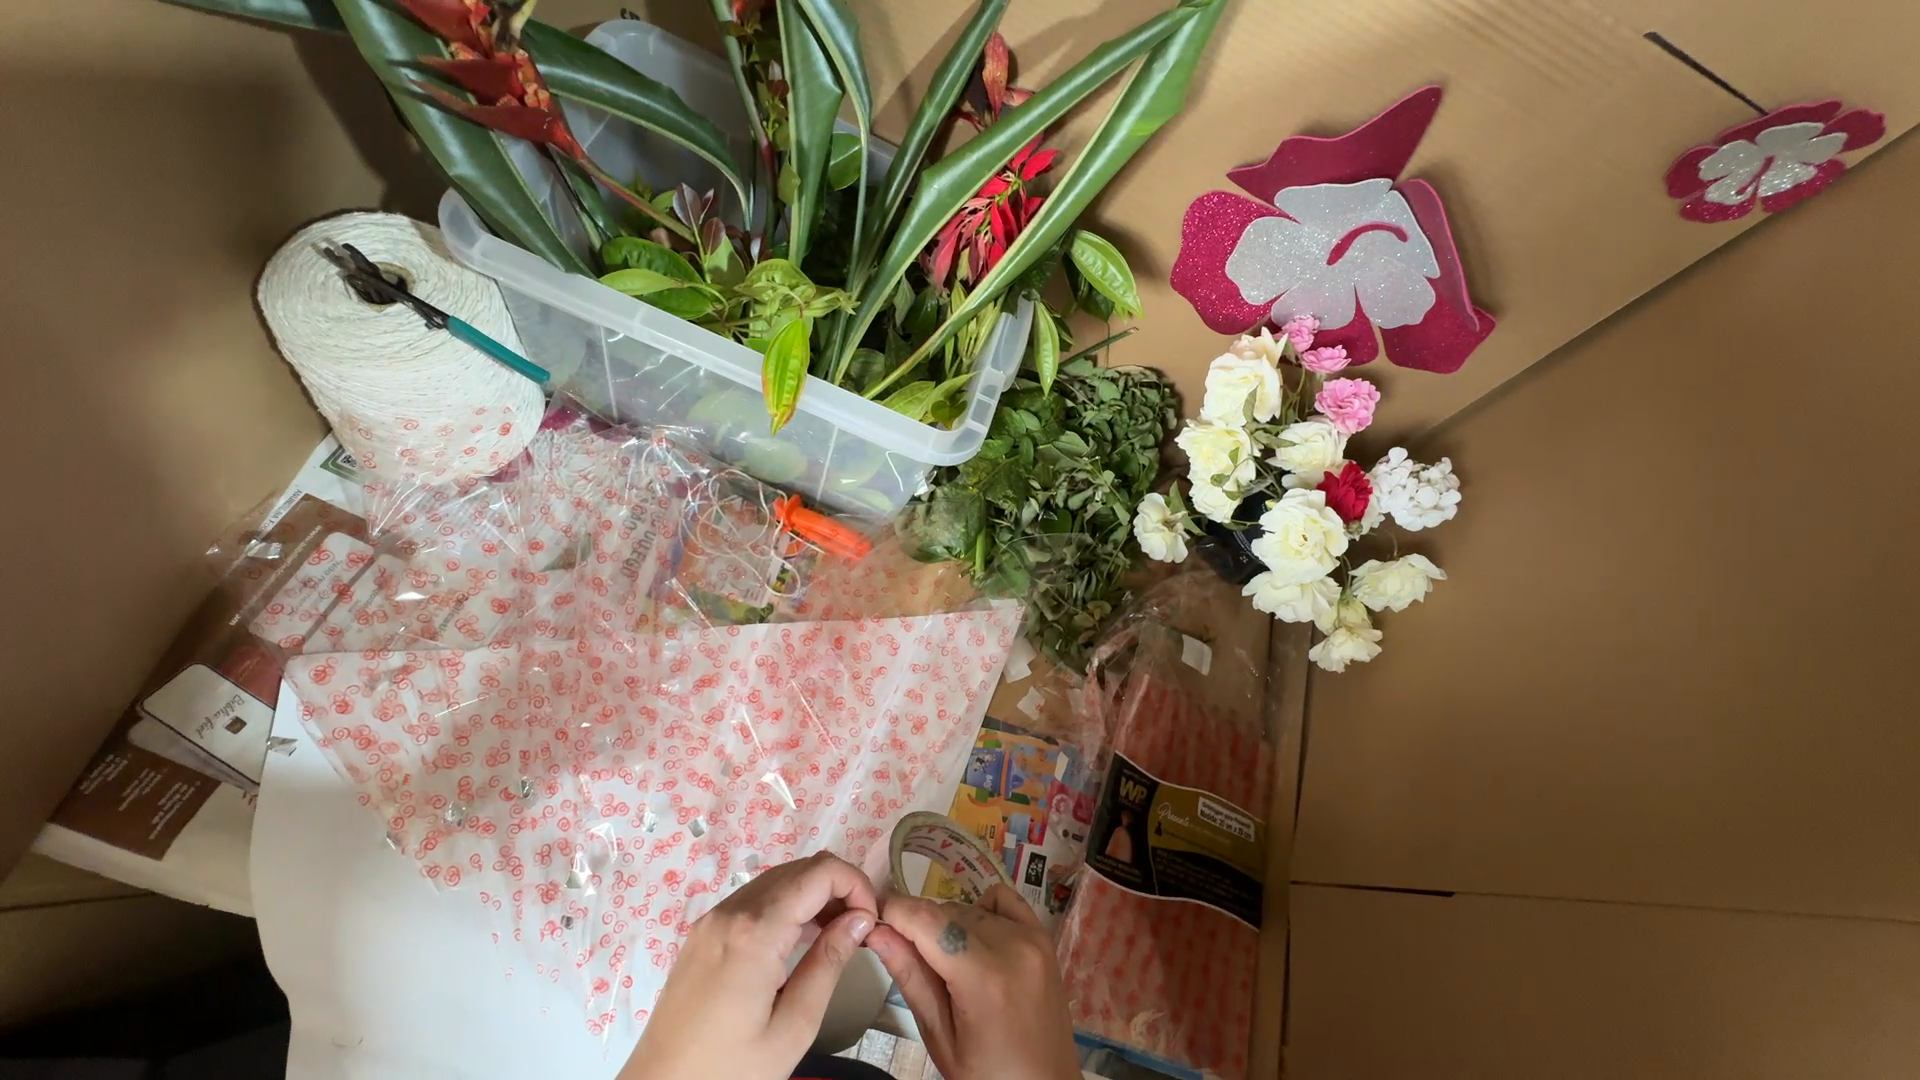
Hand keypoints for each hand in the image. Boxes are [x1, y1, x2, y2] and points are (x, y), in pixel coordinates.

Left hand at [619, 851, 878, 1079]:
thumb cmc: (730, 1070)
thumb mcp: (792, 1027)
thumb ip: (829, 964)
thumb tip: (861, 919)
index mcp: (756, 931)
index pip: (820, 872)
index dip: (855, 884)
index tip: (871, 920)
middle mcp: (733, 910)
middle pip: (801, 868)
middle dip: (838, 886)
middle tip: (858, 928)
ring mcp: (713, 918)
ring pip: (778, 878)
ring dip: (813, 893)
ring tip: (834, 934)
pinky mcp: (703, 931)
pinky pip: (756, 897)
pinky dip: (786, 903)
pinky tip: (798, 938)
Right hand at [868, 885, 1081, 1079]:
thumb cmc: (988, 1076)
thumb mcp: (940, 1038)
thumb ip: (910, 978)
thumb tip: (875, 932)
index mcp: (984, 979)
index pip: (927, 921)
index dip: (894, 911)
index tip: (872, 914)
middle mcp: (1012, 946)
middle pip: (946, 913)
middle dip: (919, 926)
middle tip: (907, 955)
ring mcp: (1032, 937)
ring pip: (970, 907)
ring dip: (948, 924)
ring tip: (947, 963)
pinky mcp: (1043, 936)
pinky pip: (1002, 899)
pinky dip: (982, 909)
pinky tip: (976, 940)